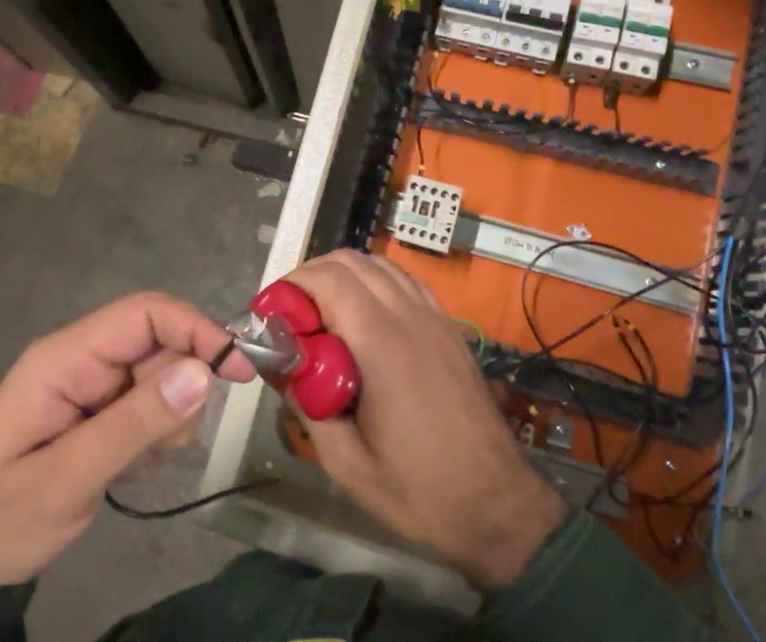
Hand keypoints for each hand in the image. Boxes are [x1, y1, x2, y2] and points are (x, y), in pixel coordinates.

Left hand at [0, 293, 255, 596]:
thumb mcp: (64, 479)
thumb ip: (134, 426)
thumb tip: (202, 372)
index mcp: (65, 358)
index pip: (146, 313)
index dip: (197, 330)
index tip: (237, 371)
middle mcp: (82, 361)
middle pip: (162, 346)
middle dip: (180, 392)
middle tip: (160, 449)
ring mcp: (92, 388)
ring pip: (165, 379)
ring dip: (168, 423)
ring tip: (131, 467)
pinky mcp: (100, 414)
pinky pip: (153, 408)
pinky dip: (156, 439)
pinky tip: (126, 470)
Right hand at [287, 250, 567, 589]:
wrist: (496, 503)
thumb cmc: (418, 490)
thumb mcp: (345, 462)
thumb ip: (306, 403)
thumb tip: (280, 364)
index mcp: (382, 344)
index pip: (329, 279)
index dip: (290, 287)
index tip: (268, 317)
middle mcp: (411, 317)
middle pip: (353, 262)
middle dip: (311, 277)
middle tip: (289, 318)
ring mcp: (437, 320)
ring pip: (382, 266)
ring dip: (344, 278)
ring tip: (322, 318)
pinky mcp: (450, 331)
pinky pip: (407, 285)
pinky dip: (377, 286)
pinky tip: (364, 324)